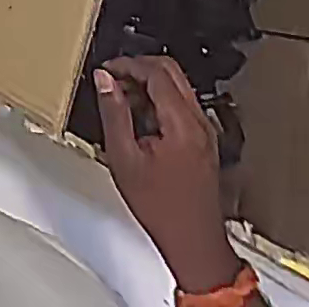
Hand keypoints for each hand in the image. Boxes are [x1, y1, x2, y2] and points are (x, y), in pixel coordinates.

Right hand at [94, 56, 241, 293]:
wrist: (193, 243)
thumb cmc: (161, 208)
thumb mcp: (123, 156)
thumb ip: (113, 111)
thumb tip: (103, 79)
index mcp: (182, 124)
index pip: (156, 73)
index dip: (126, 64)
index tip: (106, 69)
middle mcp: (199, 123)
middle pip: (171, 71)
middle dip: (138, 67)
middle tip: (112, 77)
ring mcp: (204, 131)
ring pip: (176, 85)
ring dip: (147, 82)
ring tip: (121, 98)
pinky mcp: (202, 140)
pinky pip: (180, 103)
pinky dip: (157, 98)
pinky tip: (138, 116)